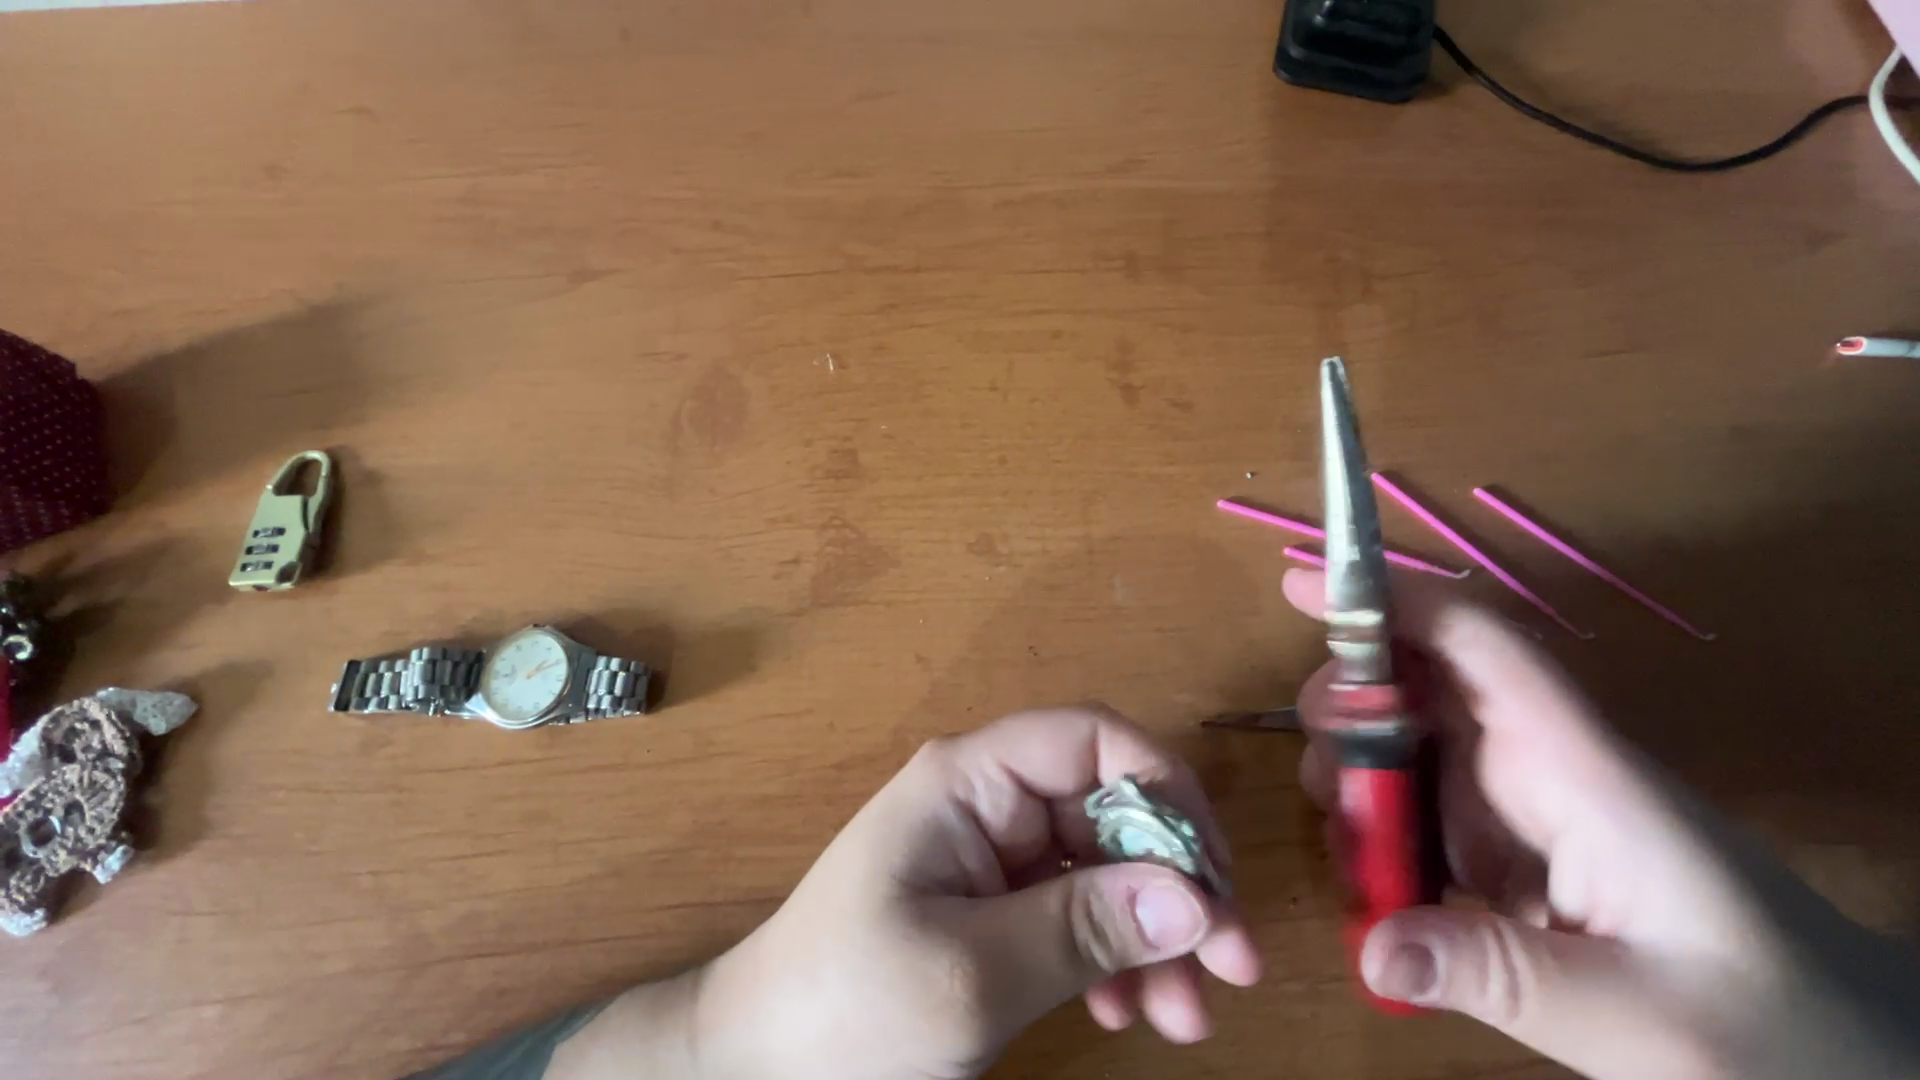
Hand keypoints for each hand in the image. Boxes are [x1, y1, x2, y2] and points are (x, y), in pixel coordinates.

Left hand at [684, 707, 1259, 1079]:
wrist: (764, 1065)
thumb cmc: (848, 1005)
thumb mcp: (970, 974)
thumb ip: (1081, 929)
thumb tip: (1194, 899)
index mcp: (969, 780)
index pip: (1088, 740)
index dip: (1162, 788)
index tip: (1212, 874)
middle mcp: (989, 802)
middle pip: (1109, 809)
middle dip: (1173, 881)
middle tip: (1230, 964)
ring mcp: (996, 856)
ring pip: (1105, 867)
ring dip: (1155, 933)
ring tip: (1185, 1016)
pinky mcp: (1000, 907)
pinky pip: (1080, 912)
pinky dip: (1115, 957)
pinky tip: (1126, 1012)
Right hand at [1286, 568, 1919, 1078]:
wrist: (1863, 1070)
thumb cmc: (1783, 1031)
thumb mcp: (1644, 1019)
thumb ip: (1504, 975)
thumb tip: (1370, 946)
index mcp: (1576, 770)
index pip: (1476, 649)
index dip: (1389, 602)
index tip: (1299, 584)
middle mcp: (1538, 770)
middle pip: (1420, 689)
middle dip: (1350, 709)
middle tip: (1325, 779)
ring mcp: (1521, 813)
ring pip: (1407, 751)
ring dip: (1356, 782)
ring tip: (1351, 853)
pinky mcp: (1511, 858)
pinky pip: (1421, 817)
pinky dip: (1379, 838)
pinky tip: (1375, 891)